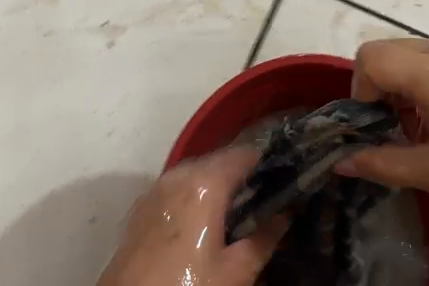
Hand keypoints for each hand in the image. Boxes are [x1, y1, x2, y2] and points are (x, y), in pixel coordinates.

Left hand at [96, 146, 287, 285]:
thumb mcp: (236, 272)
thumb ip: (265, 238)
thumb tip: (287, 214)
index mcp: (205, 183)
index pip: (244, 155)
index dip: (265, 163)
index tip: (282, 176)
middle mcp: (178, 174)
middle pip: (218, 161)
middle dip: (240, 174)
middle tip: (262, 197)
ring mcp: (156, 189)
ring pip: (195, 173)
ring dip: (216, 184)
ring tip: (235, 211)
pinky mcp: (142, 207)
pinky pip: (176, 189)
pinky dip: (192, 195)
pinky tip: (202, 222)